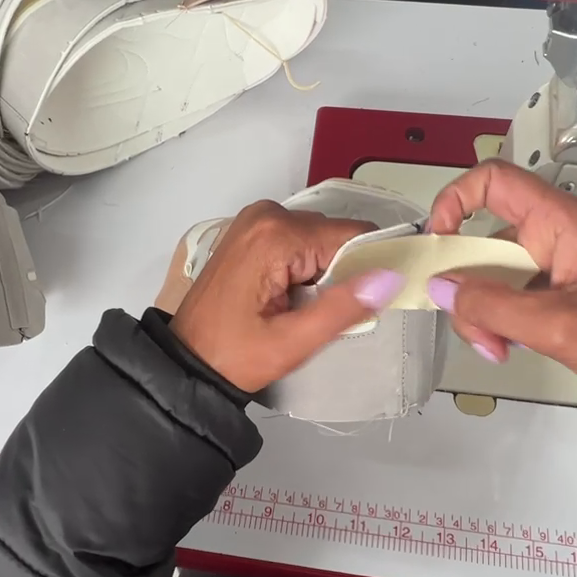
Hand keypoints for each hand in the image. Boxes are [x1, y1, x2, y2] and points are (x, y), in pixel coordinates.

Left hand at [170, 201, 402, 392]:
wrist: (187, 361)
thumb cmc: (234, 356)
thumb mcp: (293, 342)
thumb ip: (343, 308)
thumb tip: (389, 277)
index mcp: (276, 234)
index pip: (352, 236)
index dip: (369, 268)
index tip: (365, 302)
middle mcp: (266, 215)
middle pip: (335, 236)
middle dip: (340, 274)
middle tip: (318, 314)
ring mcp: (255, 221)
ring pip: (318, 240)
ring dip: (321, 273)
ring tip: (298, 308)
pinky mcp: (251, 232)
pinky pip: (298, 242)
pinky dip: (303, 268)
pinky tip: (288, 297)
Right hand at [425, 161, 576, 409]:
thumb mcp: (558, 327)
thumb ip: (492, 307)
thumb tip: (439, 288)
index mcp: (562, 223)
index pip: (495, 180)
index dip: (455, 200)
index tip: (437, 245)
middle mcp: (555, 234)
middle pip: (483, 240)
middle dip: (467, 286)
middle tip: (475, 333)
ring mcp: (556, 262)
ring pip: (492, 274)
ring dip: (482, 312)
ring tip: (497, 350)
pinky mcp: (559, 288)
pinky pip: (511, 294)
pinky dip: (500, 320)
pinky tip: (510, 348)